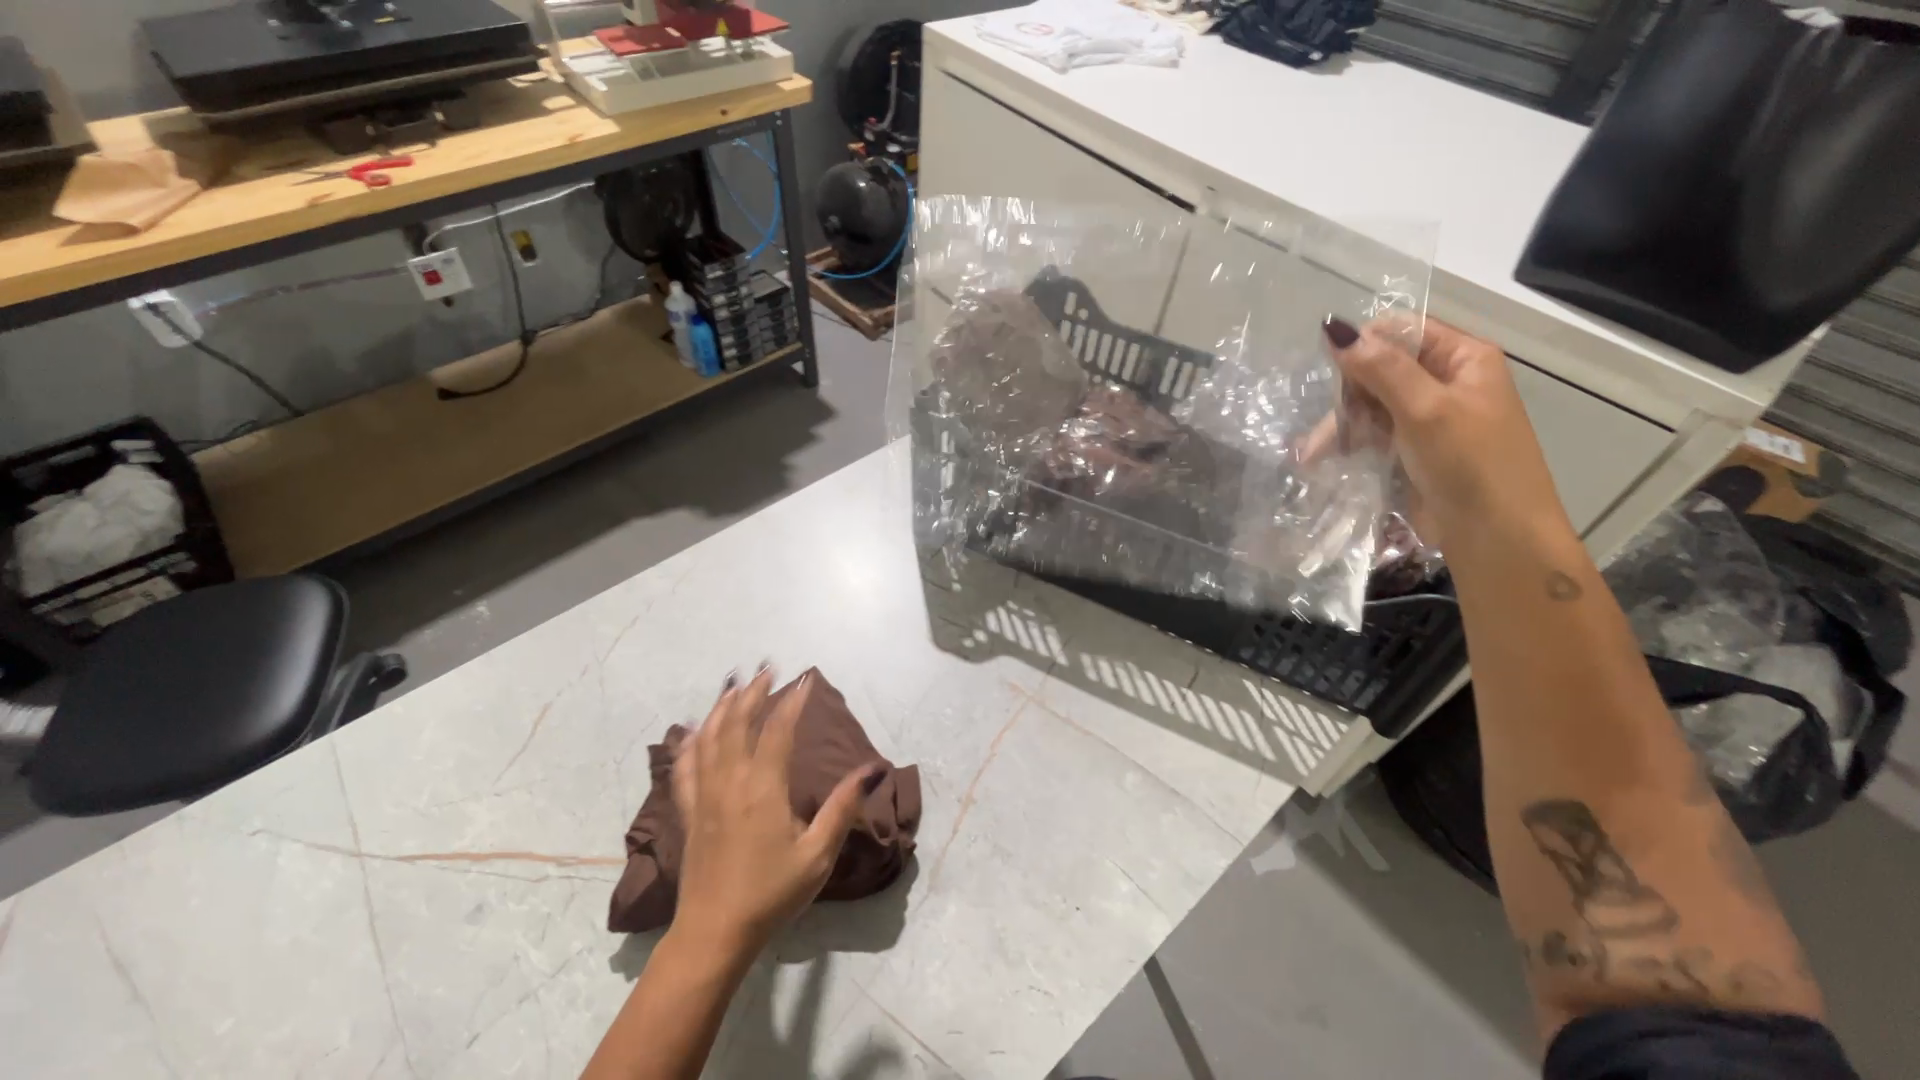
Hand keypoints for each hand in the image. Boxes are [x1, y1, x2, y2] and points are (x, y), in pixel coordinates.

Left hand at [670, 667, 875, 958]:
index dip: (792, 701)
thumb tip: (869, 771)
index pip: (778, 731)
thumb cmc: (772, 893)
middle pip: (737, 724)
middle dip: (752, 692)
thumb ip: (841, 809)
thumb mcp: (817, 854)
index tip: (805, 679)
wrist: (715, 931)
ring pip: (709, 738)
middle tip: (766, 670)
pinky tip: (694, 730)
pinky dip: (691, 742)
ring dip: (722, 707)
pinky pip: (685, 767)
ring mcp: (705, 797)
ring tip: (733, 686)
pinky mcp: (690, 814)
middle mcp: (731, 782)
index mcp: (763, 789)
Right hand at [1318, 316, 1566, 547]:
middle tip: (1326, 424)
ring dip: (1341, 424)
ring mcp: (1429, 420)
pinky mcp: (1414, 452)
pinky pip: (1374, 435)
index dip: (1364, 346)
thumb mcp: (1425, 409)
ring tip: (1311, 454)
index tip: (1335, 376)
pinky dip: (1349, 444)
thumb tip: (1334, 326)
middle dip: (1348, 393)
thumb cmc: (1471, 464)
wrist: (1497, 538)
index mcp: (1463, 358)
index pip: (1401, 330)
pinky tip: (1320, 459)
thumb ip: (1380, 367)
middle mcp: (1446, 382)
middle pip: (1381, 368)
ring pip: (1371, 405)